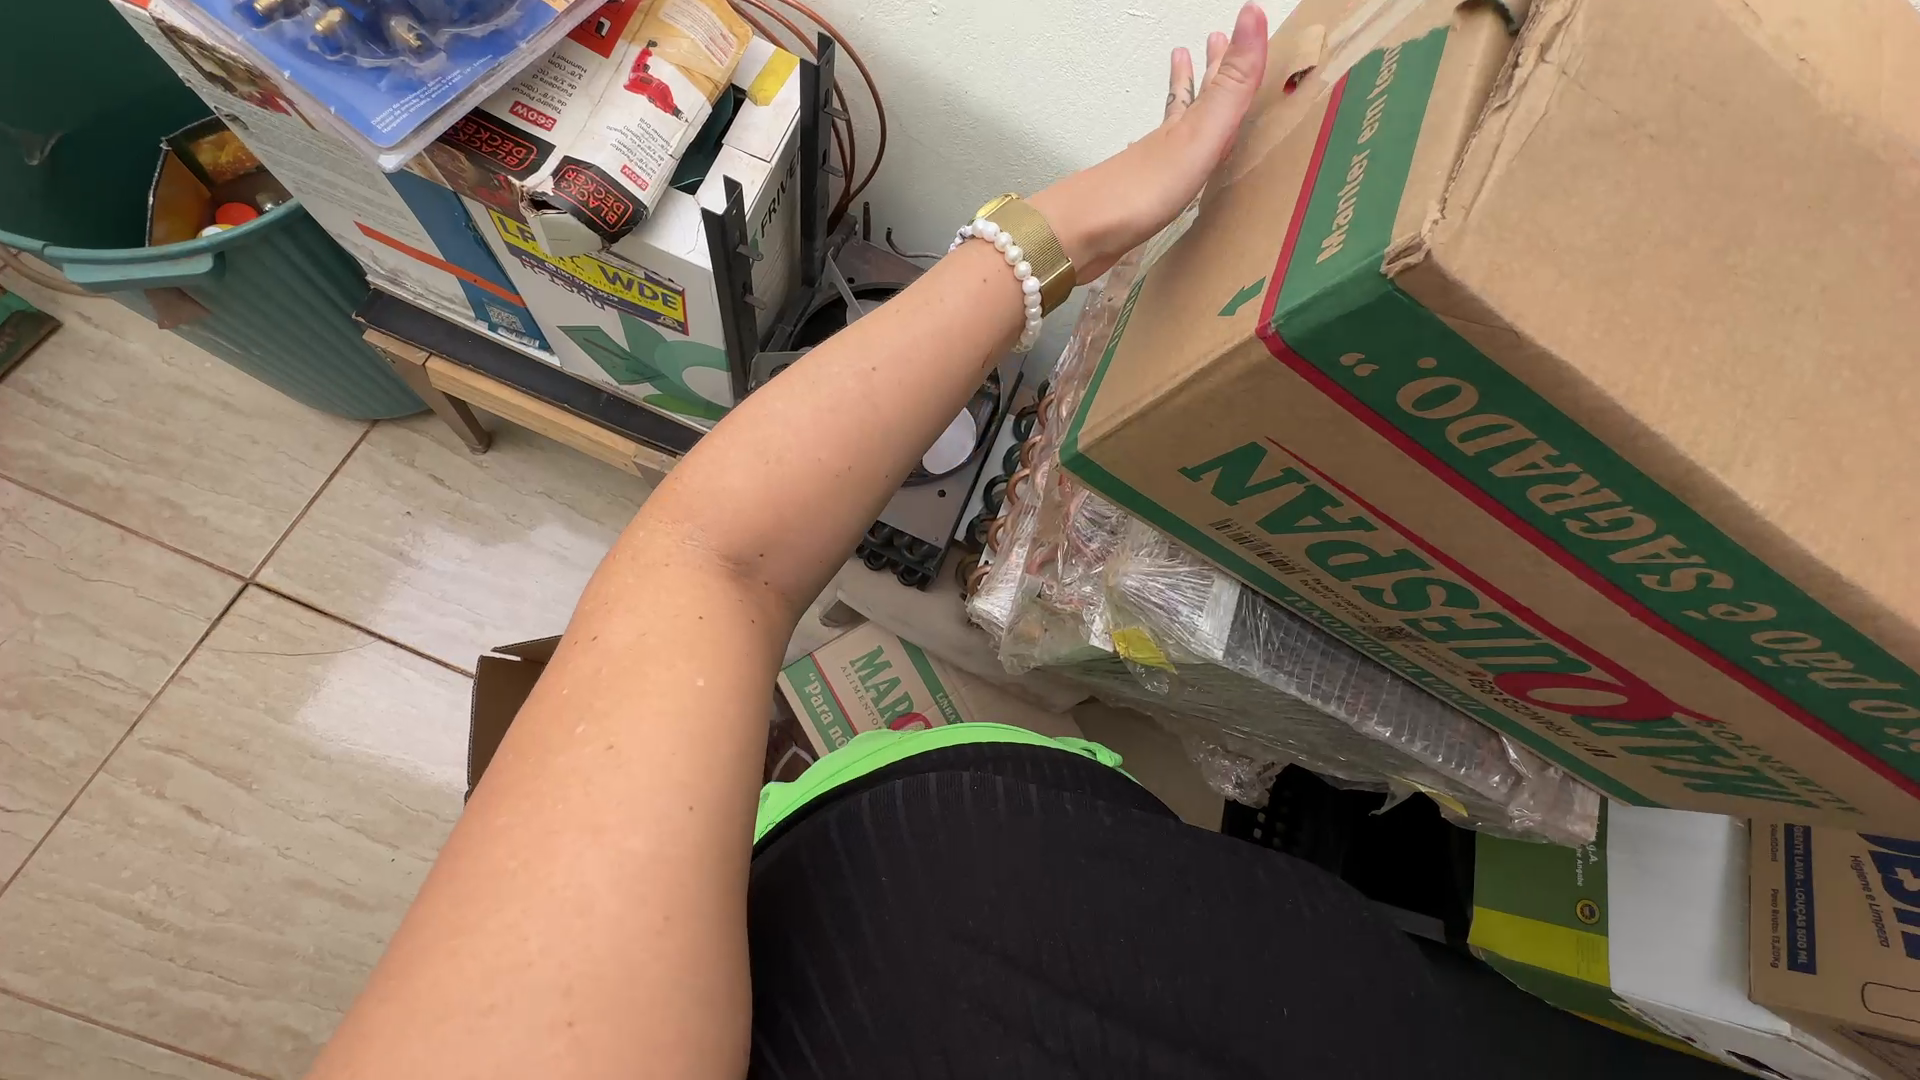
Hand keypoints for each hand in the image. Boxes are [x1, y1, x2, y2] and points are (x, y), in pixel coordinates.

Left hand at [1029, 3, 1268, 281]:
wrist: (1083, 234)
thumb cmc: (1143, 188)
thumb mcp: (1199, 132)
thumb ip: (1230, 83)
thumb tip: (1253, 10)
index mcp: (1183, 127)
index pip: (1207, 87)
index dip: (1216, 62)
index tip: (1218, 34)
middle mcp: (1162, 145)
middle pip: (1179, 106)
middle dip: (1190, 80)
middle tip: (1187, 52)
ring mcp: (1143, 176)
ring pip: (1165, 139)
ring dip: (1172, 119)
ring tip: (1174, 105)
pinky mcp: (1131, 208)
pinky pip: (1157, 179)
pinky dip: (1162, 170)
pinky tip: (1158, 179)